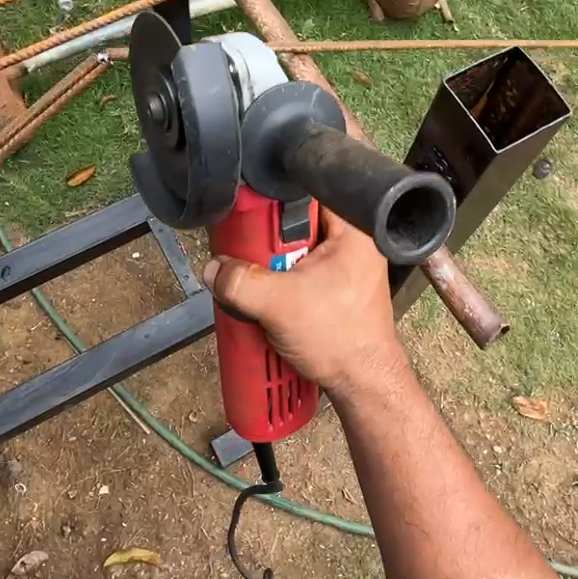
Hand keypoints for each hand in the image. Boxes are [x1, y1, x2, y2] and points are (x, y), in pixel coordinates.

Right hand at [203, 207, 412, 404]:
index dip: (272, 203)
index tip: (247, 218)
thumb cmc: (342, 340)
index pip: (304, 193)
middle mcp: (351, 242)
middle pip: (294, 224)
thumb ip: (241, 282)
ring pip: (293, 251)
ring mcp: (343, 266)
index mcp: (351, 229)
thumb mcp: (280, 305)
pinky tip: (266, 299)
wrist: (362, 385)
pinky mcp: (333, 288)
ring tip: (257, 282)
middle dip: (266, 243)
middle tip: (249, 257)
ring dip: (270, 267)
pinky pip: (297, 273)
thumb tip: (214, 269)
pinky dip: (279, 284)